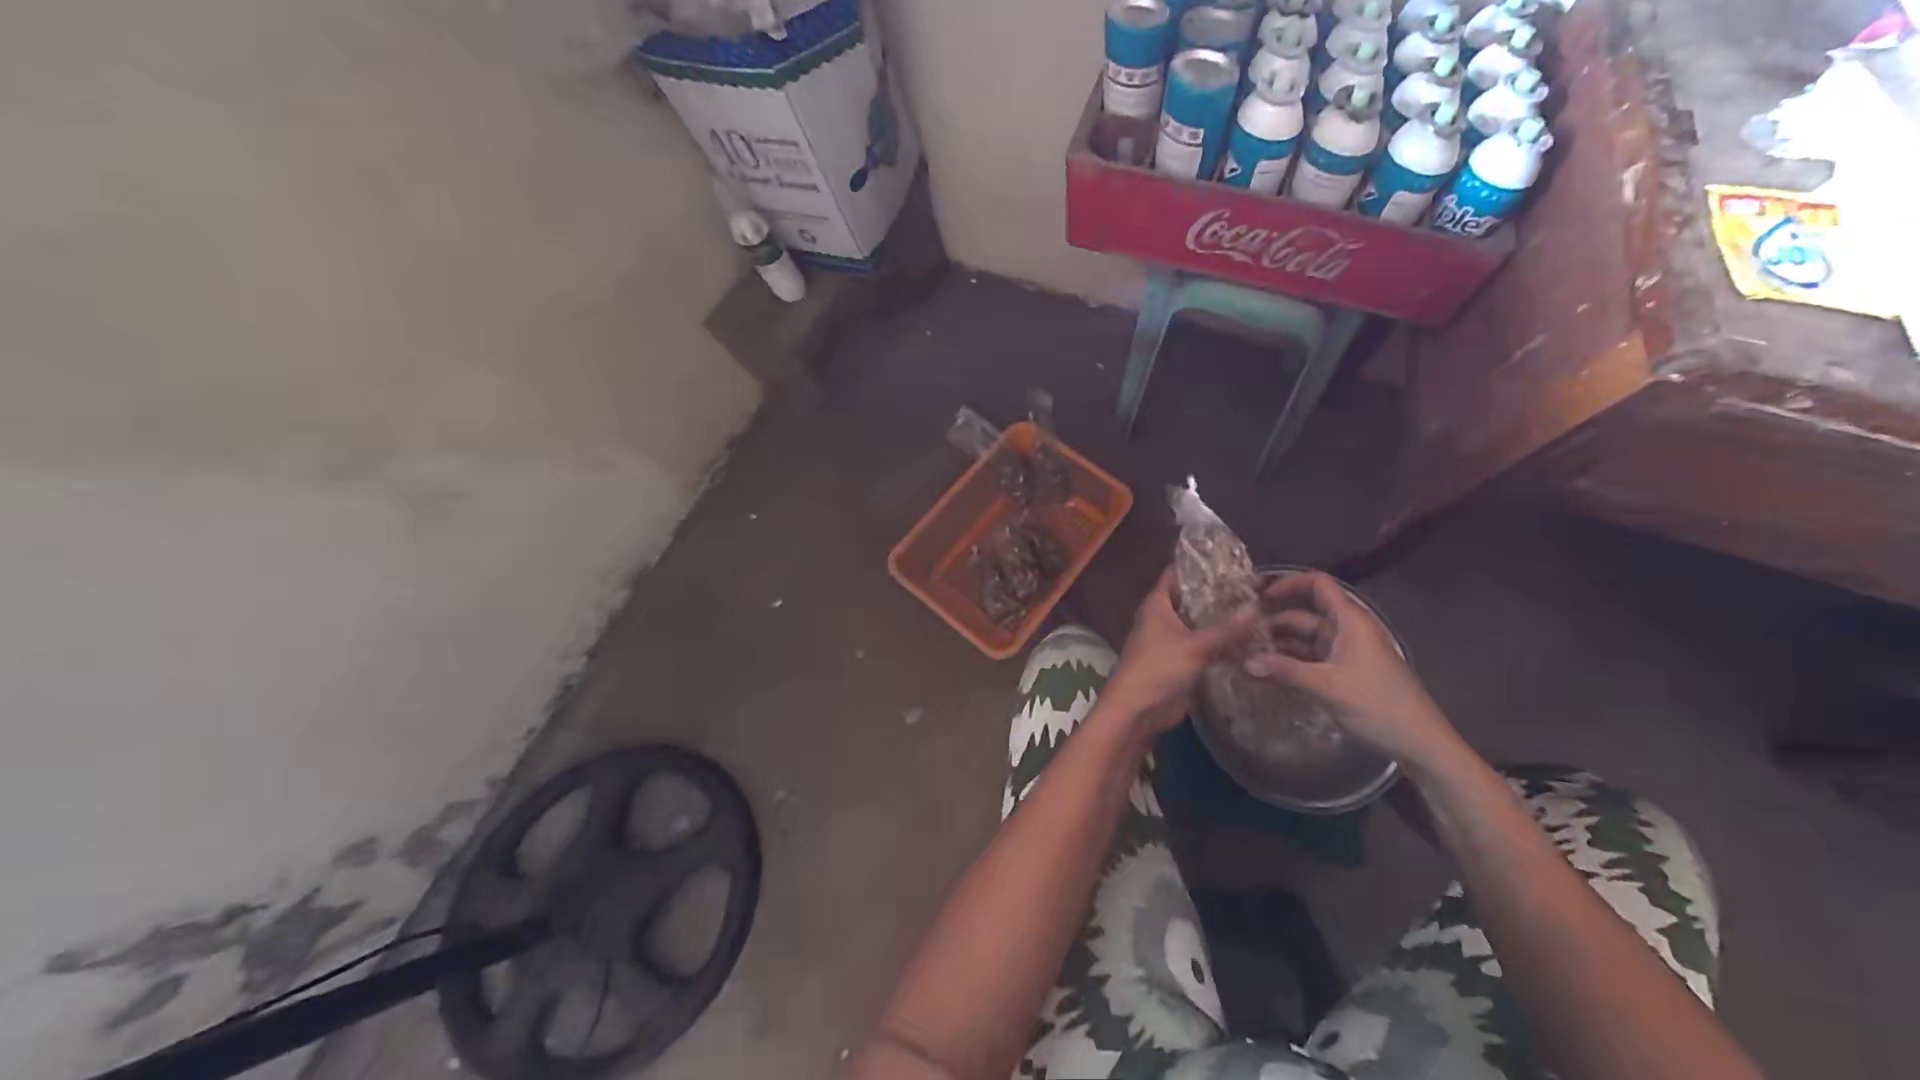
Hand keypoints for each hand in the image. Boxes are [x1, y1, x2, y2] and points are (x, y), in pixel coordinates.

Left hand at [1100, 569, 1257, 734]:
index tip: (1231, 559)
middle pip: (1193, 599)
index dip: (1200, 565)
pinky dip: (1223, 645)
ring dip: (1224, 622)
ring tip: (1261, 610)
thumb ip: (1226, 629)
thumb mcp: (1195, 646)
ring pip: (1201, 624)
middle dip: (1220, 595)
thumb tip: (1256, 607)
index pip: (1177, 573)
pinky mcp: (1183, 662)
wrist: (1138, 710)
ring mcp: (1173, 640)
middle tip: (1256, 587)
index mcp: (1157, 604)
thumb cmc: (1158, 668)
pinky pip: (1206, 647)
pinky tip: (1252, 641)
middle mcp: (1164, 618)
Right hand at [1246, 572, 1464, 770]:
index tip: (1259, 596)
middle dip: (1274, 621)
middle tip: (1241, 633)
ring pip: (1305, 640)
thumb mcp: (1328, 686)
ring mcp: (1346, 653)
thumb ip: (1285, 671)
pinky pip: (1310, 660)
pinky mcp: (1344, 674)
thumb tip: (1246, 661)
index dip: (1289, 583)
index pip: (1318, 585)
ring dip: (1279, 646)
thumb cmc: (1378, 704)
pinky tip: (1266, 674)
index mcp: (1350, 621)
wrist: (1420, 743)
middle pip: (1305, 615)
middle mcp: (1347, 631)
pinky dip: (1290, 664)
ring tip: (1246, 655)